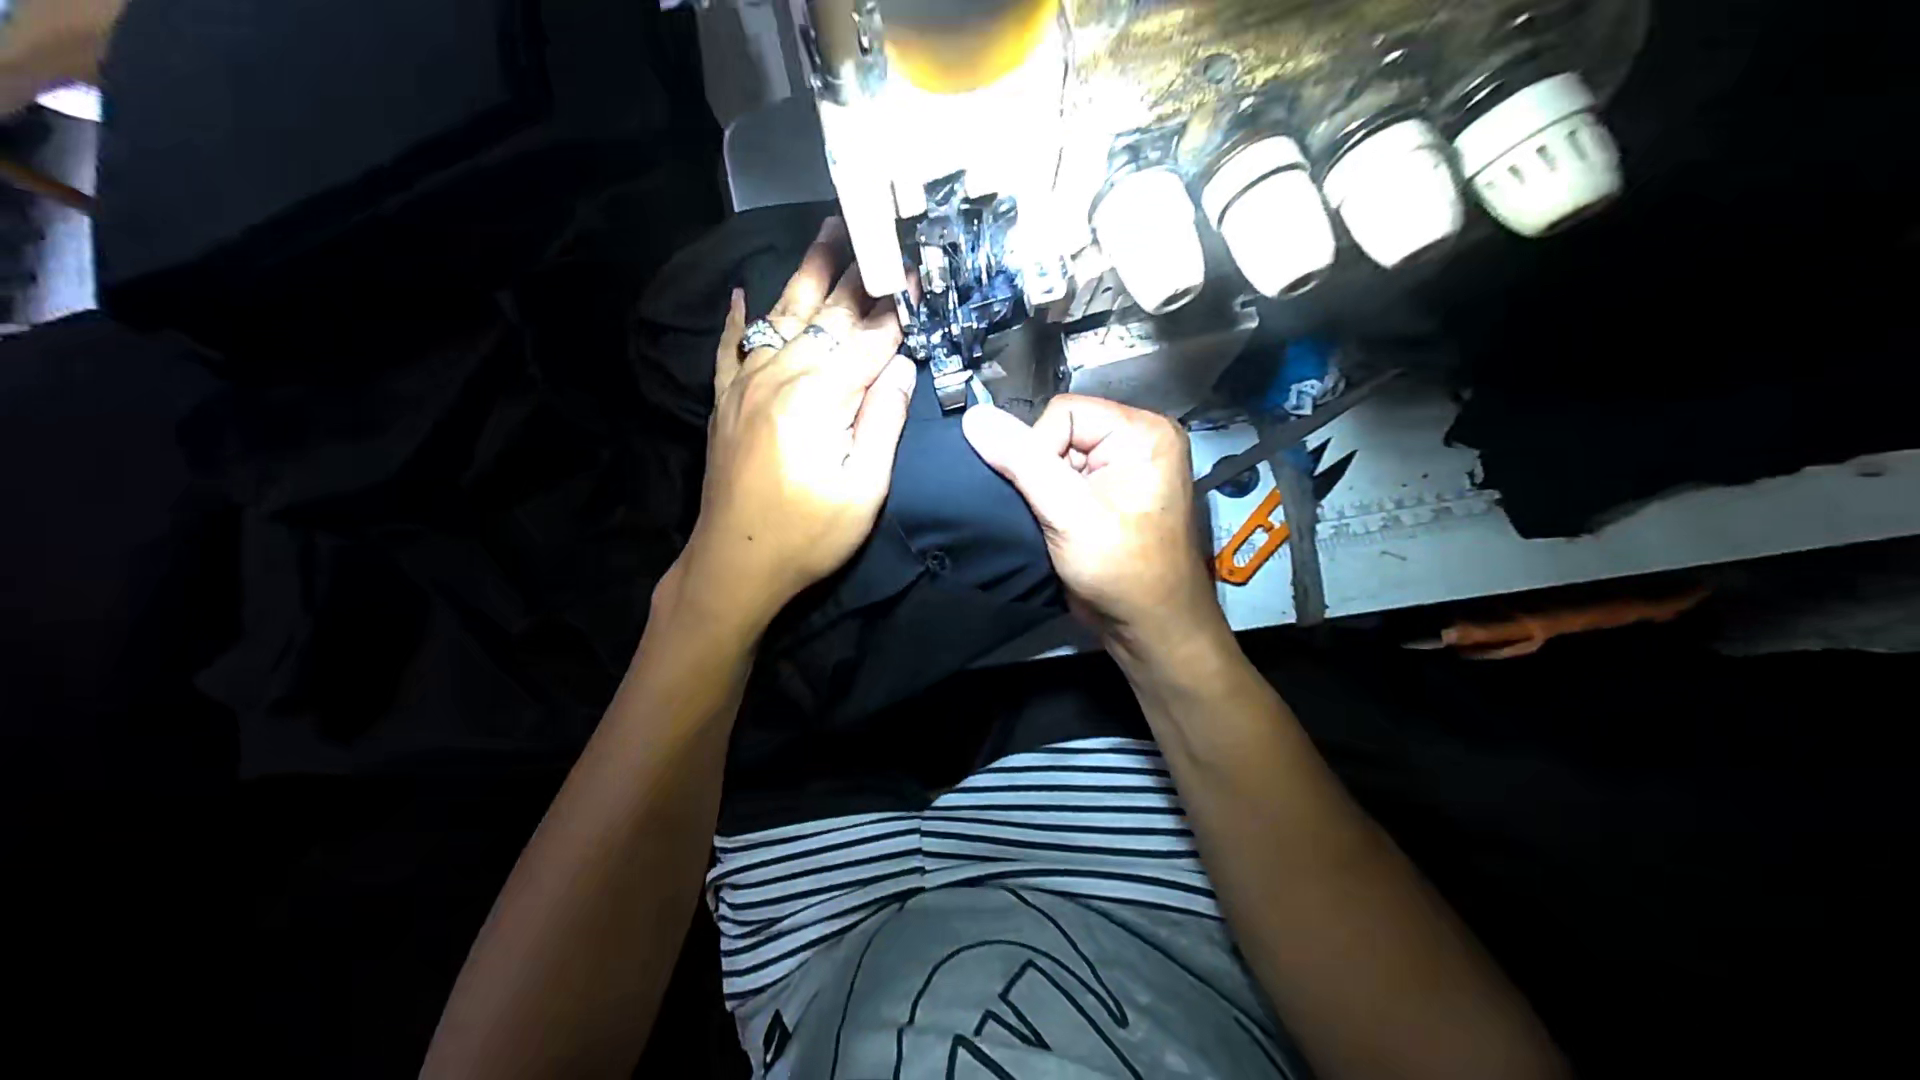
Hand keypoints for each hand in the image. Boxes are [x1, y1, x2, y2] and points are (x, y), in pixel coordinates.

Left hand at [667, 218, 915, 632]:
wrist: (734, 564)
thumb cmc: (807, 537)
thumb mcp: (863, 491)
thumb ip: (882, 423)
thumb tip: (901, 367)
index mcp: (819, 399)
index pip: (870, 342)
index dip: (898, 309)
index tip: (918, 274)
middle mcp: (780, 377)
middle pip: (829, 317)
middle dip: (859, 275)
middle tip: (878, 229)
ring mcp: (746, 385)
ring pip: (784, 316)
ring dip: (809, 274)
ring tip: (827, 231)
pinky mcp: (726, 402)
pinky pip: (731, 347)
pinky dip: (739, 319)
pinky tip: (742, 293)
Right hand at [961, 395, 1225, 653]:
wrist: (1149, 628)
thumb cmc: (1125, 572)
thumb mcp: (1069, 512)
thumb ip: (1022, 462)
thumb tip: (975, 418)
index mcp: (1143, 433)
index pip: (1064, 413)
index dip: (1042, 451)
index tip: (1048, 497)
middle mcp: (1136, 443)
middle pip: (1059, 434)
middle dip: (1044, 474)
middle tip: (1055, 514)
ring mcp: (1122, 470)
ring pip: (1055, 459)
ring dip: (1044, 492)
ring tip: (1058, 523)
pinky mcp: (1106, 495)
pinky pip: (1062, 480)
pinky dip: (1049, 503)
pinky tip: (1056, 526)